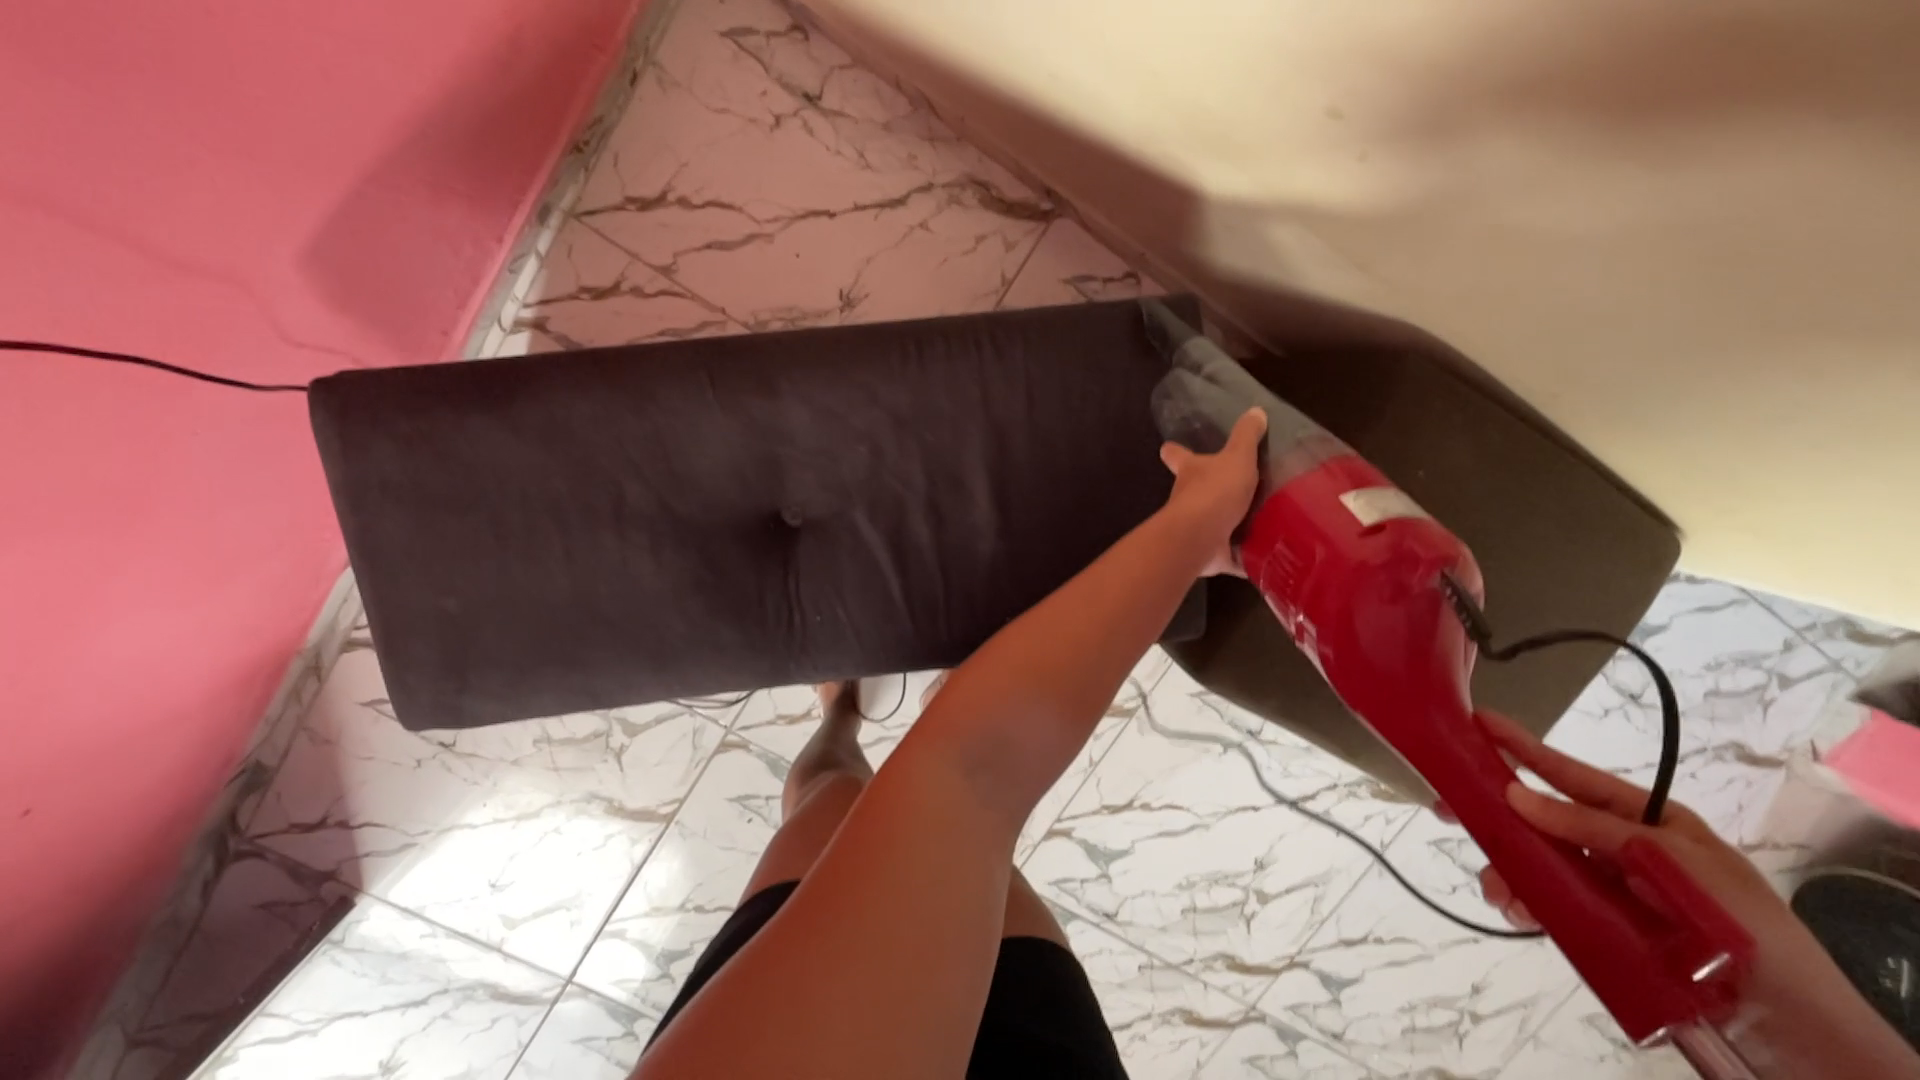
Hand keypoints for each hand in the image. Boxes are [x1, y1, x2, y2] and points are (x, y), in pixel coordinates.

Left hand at [1159, 407, 1265, 576]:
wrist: (1201, 536)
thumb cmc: (1215, 490)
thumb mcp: (1237, 456)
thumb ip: (1246, 436)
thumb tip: (1255, 410)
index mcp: (1190, 471)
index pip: (1176, 455)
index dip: (1174, 451)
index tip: (1168, 448)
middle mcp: (1187, 499)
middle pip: (1195, 492)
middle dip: (1210, 491)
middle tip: (1239, 489)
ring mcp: (1196, 529)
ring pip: (1213, 524)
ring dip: (1231, 524)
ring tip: (1263, 522)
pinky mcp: (1210, 554)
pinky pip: (1230, 555)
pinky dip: (1243, 557)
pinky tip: (1265, 557)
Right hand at [1471, 711, 1781, 937]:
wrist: (1789, 1025)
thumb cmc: (1743, 926)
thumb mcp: (1676, 862)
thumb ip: (1595, 827)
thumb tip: (1516, 794)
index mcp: (1646, 822)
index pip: (1573, 777)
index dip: (1525, 749)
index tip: (1480, 723)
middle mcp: (1618, 850)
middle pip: (1542, 820)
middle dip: (1497, 815)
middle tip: (1449, 810)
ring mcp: (1606, 891)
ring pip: (1537, 865)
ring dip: (1508, 869)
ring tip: (1498, 890)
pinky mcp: (1597, 930)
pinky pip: (1546, 905)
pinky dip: (1523, 904)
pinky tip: (1516, 911)